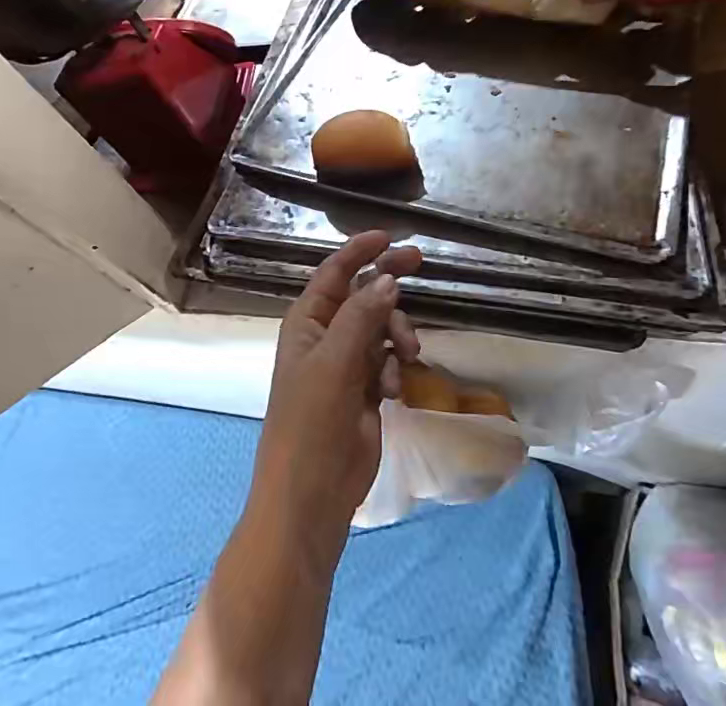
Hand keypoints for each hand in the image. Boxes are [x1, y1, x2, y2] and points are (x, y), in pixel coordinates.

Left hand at [252, 232, 423, 529]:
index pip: (334, 273)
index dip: (358, 251)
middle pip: (362, 294)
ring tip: (409, 354)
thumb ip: (361, 316)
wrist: (312, 491)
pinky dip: (395, 368)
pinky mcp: (365, 389)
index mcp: (307, 323)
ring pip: (382, 327)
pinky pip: (388, 360)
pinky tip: (393, 389)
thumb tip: (387, 278)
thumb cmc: (311, 422)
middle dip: (389, 281)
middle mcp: (326, 336)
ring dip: (398, 335)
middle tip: (419, 262)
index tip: (388, 235)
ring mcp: (347, 363)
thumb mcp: (334, 363)